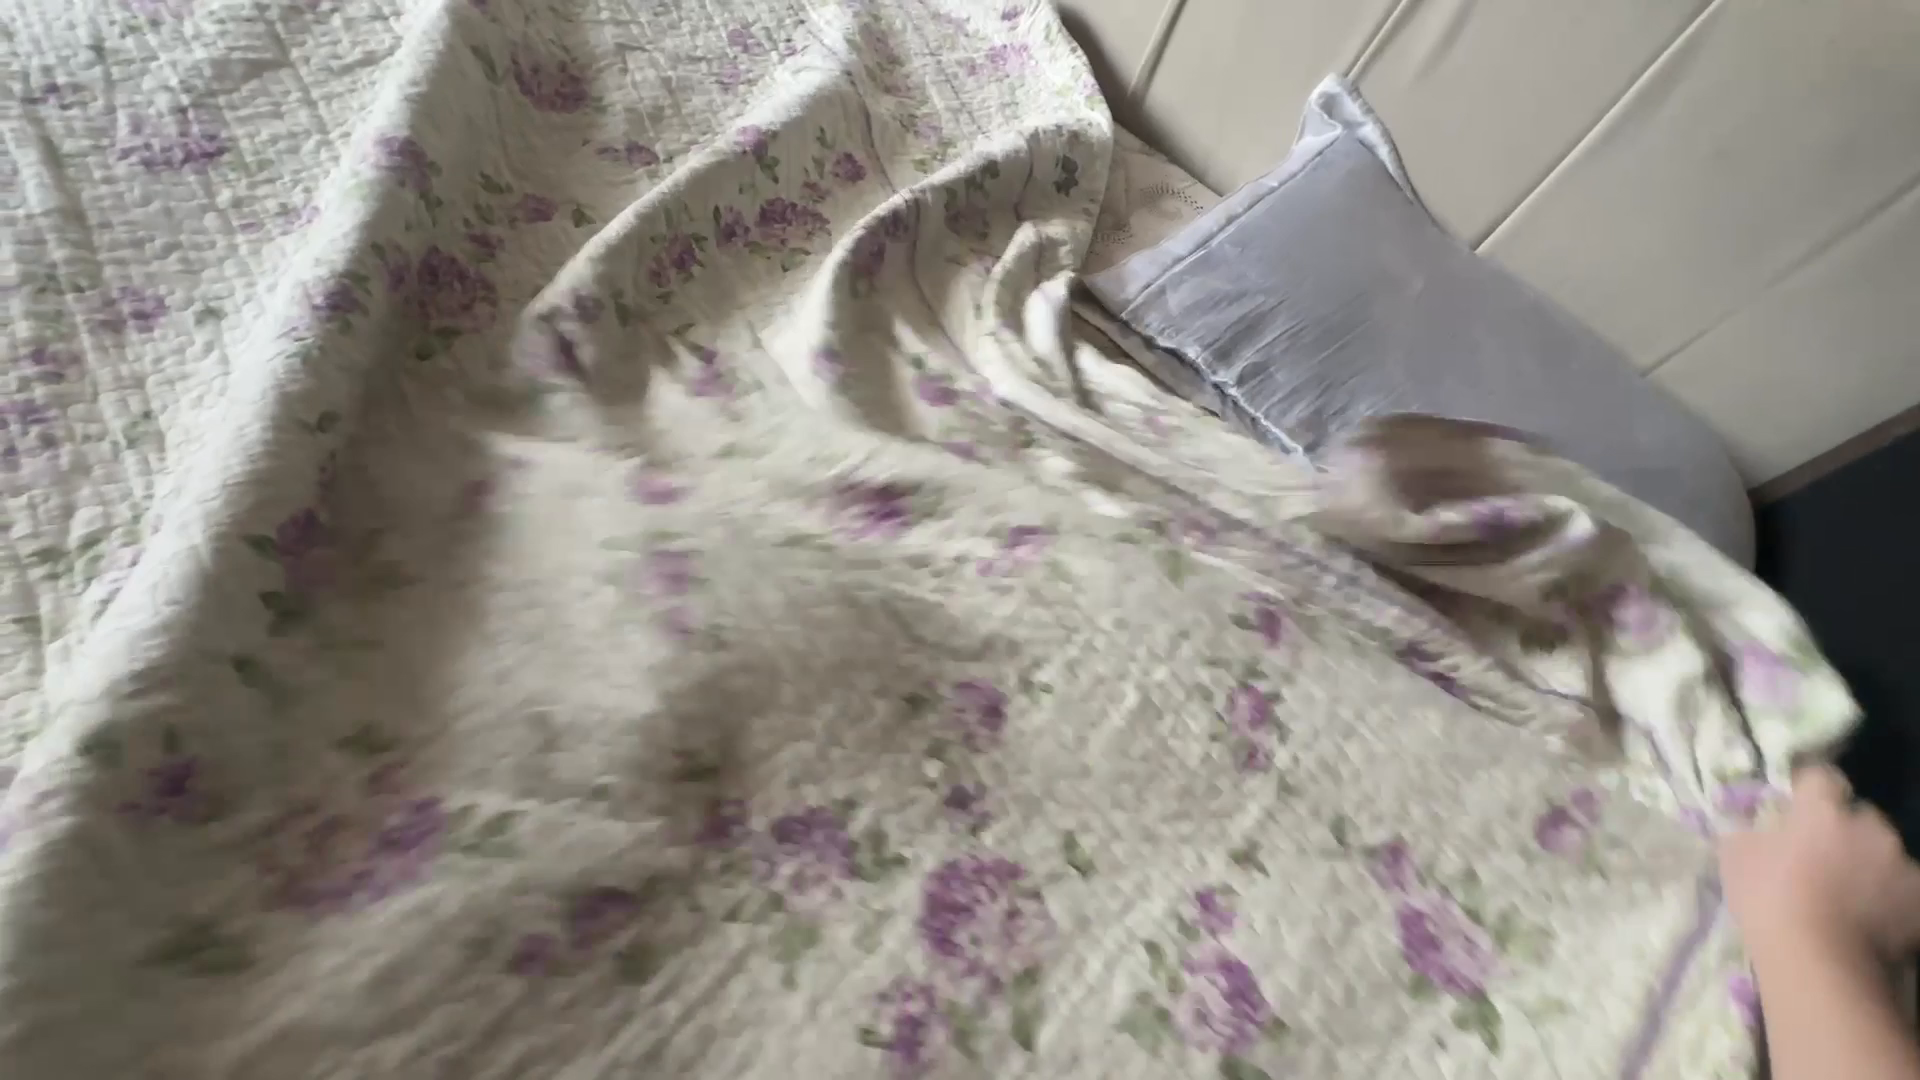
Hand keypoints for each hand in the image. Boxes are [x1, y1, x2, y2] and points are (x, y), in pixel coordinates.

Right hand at [1719, 765, 1919, 964]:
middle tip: (1817, 844)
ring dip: (1867, 859)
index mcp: (1824, 812)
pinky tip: (1866, 909)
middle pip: (1861, 815)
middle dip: (1843, 825)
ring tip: (1845, 883)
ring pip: (1885, 852)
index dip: (1807, 782)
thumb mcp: (1734, 851)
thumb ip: (1754, 827)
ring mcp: (1906, 870)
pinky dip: (1886, 892)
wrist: (1819, 958)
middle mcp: (1873, 832)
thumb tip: (1760, 823)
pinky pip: (1901, 887)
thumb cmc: (1766, 893)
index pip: (1822, 776)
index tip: (1794, 793)